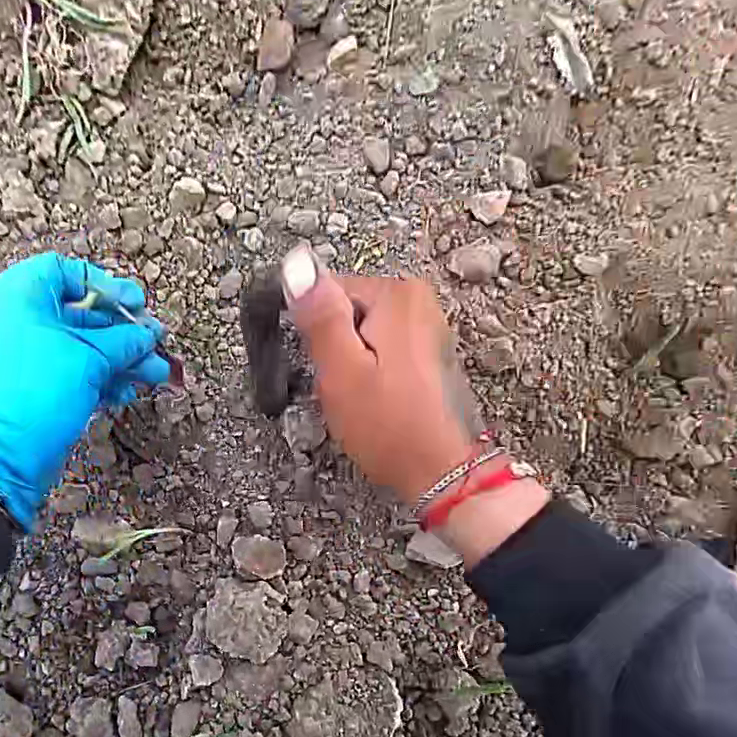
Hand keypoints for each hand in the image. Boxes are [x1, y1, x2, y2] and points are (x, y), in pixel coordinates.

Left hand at [0, 253, 168, 528]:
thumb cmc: (34, 392)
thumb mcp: (90, 358)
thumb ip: (126, 341)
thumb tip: (149, 334)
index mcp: (18, 296)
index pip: (66, 272)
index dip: (106, 285)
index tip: (136, 305)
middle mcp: (18, 321)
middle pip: (82, 314)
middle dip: (124, 331)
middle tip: (155, 344)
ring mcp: (25, 357)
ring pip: (83, 348)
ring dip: (122, 360)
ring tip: (154, 375)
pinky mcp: (34, 388)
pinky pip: (73, 373)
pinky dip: (101, 379)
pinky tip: (125, 393)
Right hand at [279, 243, 476, 499]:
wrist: (439, 471)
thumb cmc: (391, 427)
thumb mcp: (342, 370)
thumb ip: (320, 315)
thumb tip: (298, 265)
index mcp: (398, 295)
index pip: (328, 295)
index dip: (319, 338)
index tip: (332, 370)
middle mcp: (419, 301)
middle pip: (348, 315)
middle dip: (339, 352)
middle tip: (350, 389)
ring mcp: (428, 327)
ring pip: (363, 338)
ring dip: (355, 367)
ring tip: (367, 399)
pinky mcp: (429, 354)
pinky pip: (383, 354)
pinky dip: (375, 375)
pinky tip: (381, 402)